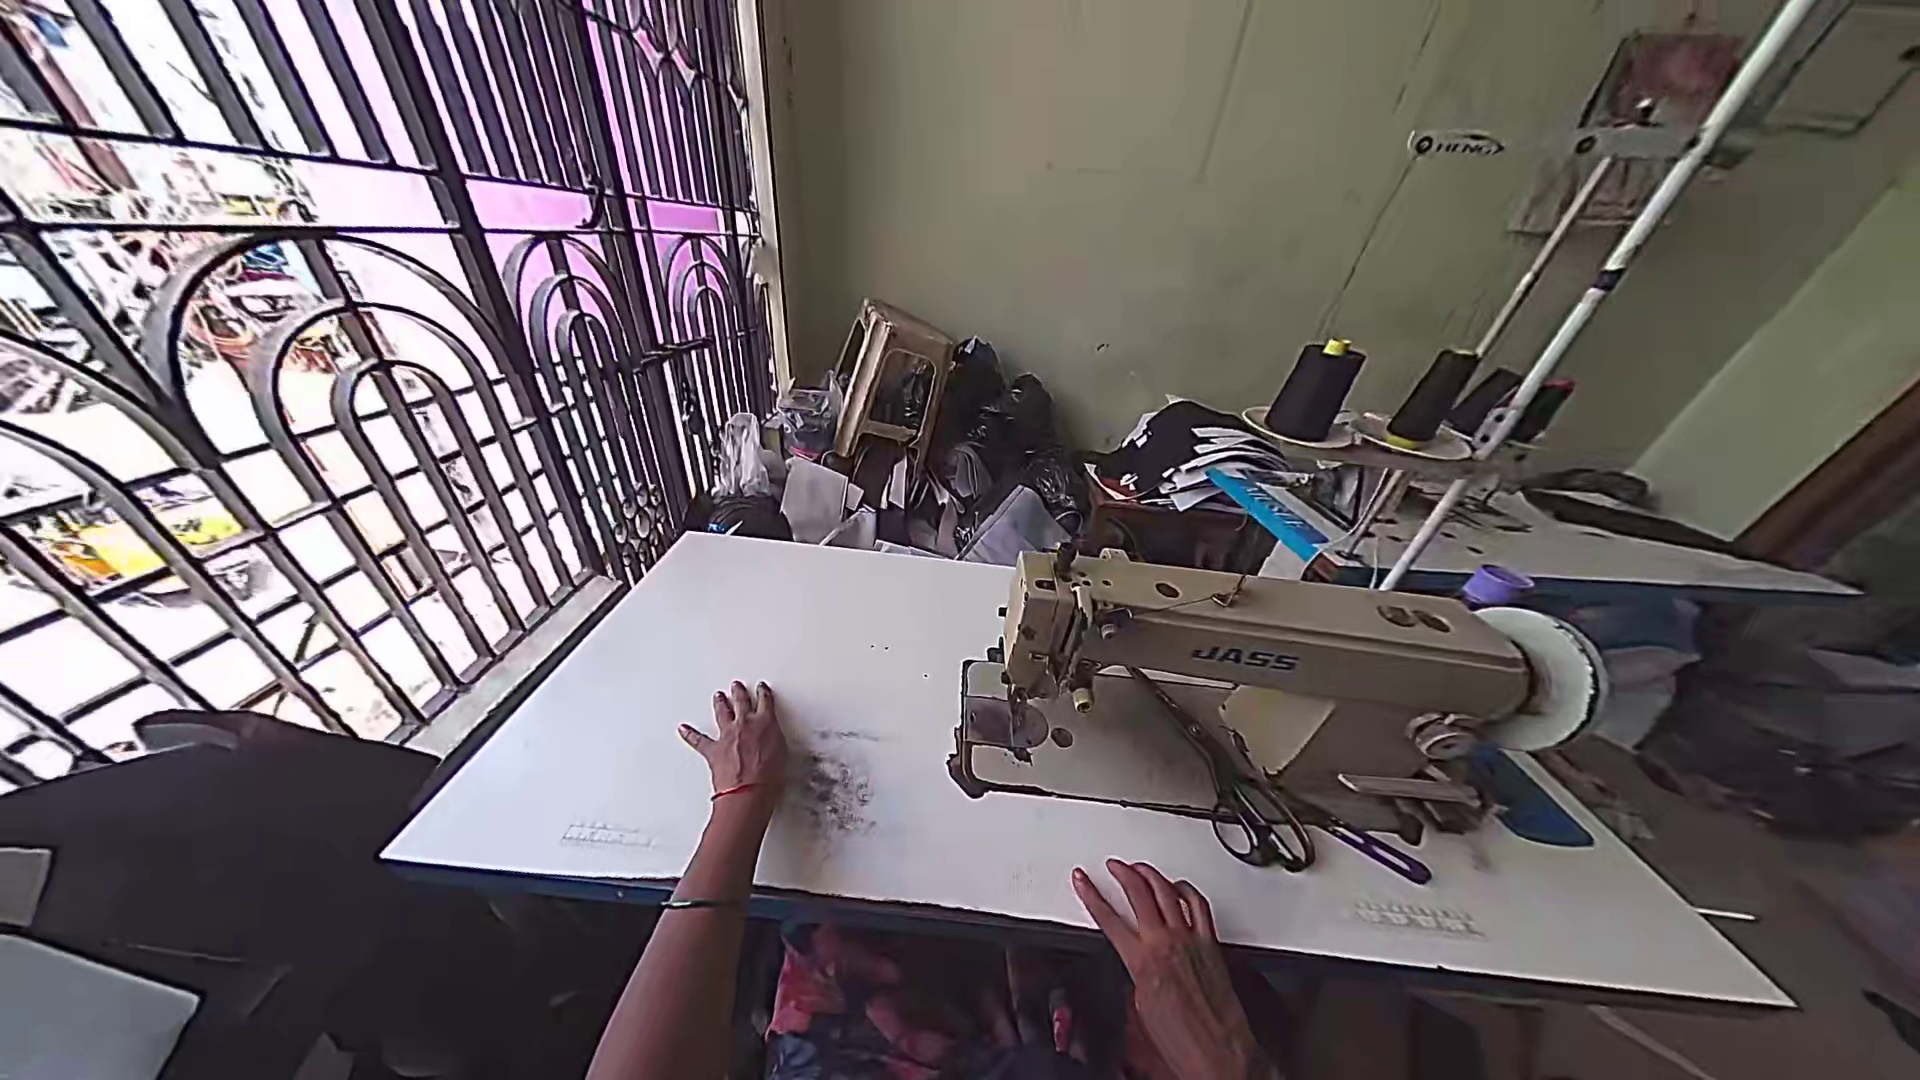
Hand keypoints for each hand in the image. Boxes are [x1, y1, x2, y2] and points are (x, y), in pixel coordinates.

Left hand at [679, 681, 786, 807]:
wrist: (749, 792)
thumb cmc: (769, 776)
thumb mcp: (782, 752)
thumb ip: (775, 740)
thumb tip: (773, 740)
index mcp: (765, 722)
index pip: (765, 701)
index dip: (763, 693)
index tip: (761, 688)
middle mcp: (745, 724)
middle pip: (741, 702)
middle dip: (739, 692)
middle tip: (736, 685)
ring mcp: (728, 736)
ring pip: (722, 713)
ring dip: (720, 704)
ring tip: (718, 696)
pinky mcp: (714, 750)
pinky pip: (698, 740)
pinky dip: (690, 734)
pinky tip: (684, 728)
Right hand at [1073, 860, 1275, 1079]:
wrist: (1221, 1057)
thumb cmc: (1183, 1043)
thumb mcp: (1141, 1009)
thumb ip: (1135, 976)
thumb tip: (1134, 966)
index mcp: (1141, 961)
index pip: (1107, 917)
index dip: (1090, 894)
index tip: (1082, 879)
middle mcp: (1163, 943)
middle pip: (1138, 891)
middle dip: (1122, 872)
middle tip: (1114, 865)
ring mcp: (1188, 939)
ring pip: (1165, 891)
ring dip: (1149, 873)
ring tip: (1140, 868)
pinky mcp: (1209, 943)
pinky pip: (1197, 905)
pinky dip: (1186, 890)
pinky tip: (1179, 886)